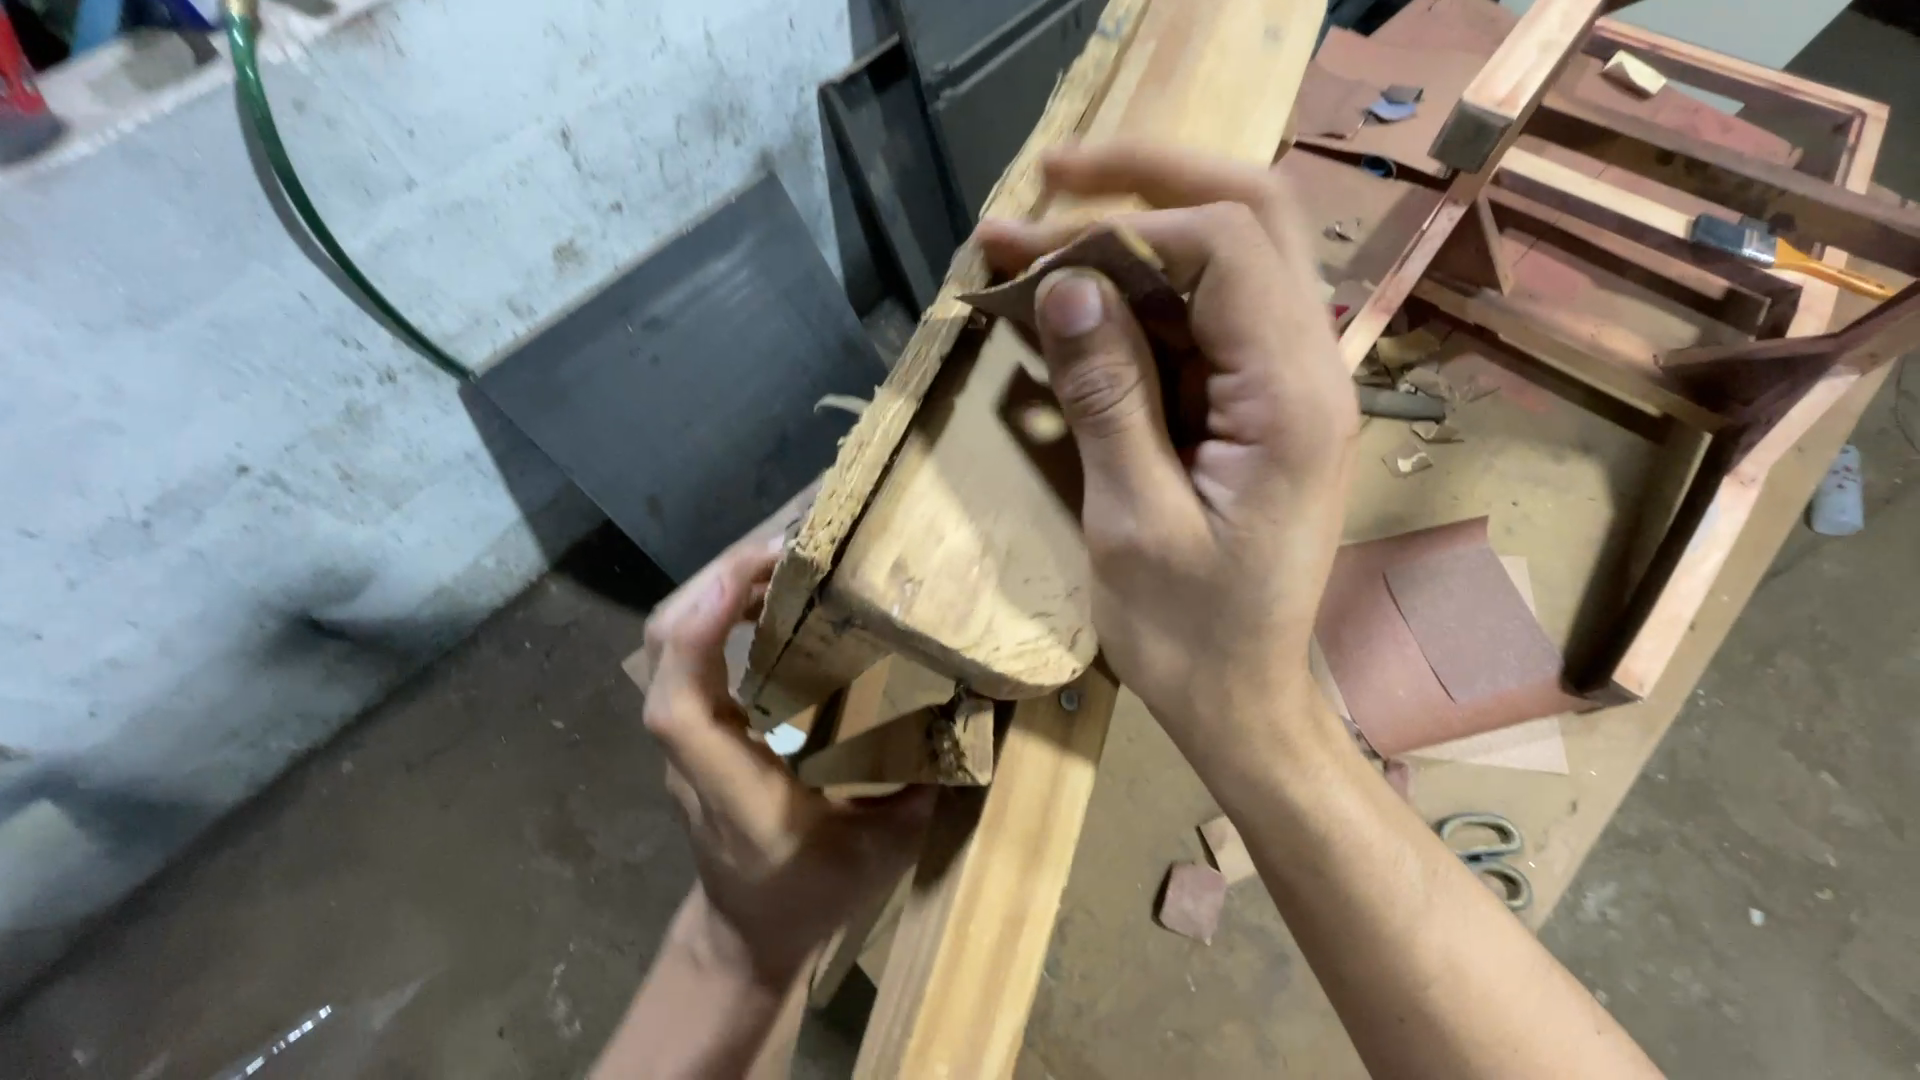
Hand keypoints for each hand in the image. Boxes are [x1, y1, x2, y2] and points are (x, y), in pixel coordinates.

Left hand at [638, 538, 933, 984]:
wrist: (747, 932)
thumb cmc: (809, 897)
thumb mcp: (880, 854)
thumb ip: (919, 788)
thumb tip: (961, 713)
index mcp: (732, 792)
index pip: (679, 709)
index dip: (700, 634)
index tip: (748, 579)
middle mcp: (694, 757)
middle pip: (663, 654)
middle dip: (713, 586)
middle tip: (783, 549)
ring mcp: (687, 740)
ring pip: (668, 648)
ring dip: (716, 591)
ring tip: (780, 562)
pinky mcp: (696, 729)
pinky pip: (689, 655)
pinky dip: (720, 611)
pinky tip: (770, 598)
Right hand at [975, 144, 1360, 774]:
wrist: (1242, 702)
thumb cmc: (1188, 635)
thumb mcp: (1132, 521)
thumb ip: (1106, 397)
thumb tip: (1065, 286)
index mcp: (1289, 401)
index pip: (1224, 247)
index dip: (1125, 229)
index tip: (1035, 255)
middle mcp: (1308, 371)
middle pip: (1250, 218)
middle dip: (1150, 182)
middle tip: (1052, 175)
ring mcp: (1287, 385)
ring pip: (1225, 262)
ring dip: (1133, 240)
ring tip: (1036, 242)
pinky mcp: (1257, 407)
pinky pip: (1202, 322)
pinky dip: (1137, 302)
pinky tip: (1073, 308)